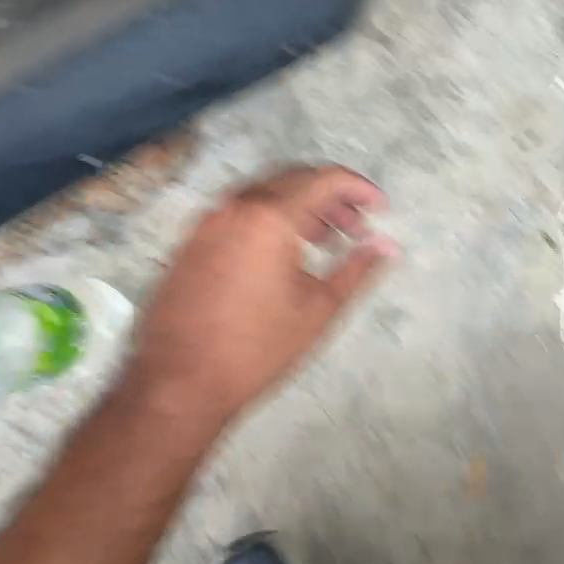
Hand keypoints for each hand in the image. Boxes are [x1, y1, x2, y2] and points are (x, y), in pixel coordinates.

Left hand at [122, 165, 397, 427]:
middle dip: (332, 198)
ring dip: (300, 206)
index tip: (380, 210)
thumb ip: (357, 269)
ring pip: (266, 193)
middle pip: (296, 179)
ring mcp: (208, 219)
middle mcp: (238, 204)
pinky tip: (281, 254)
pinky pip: (240, 211)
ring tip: (322, 242)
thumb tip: (389, 246)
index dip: (359, 189)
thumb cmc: (255, 349)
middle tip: (355, 229)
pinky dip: (269, 218)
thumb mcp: (318, 310)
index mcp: (271, 215)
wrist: (175, 384)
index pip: (326, 179)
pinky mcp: (190, 239)